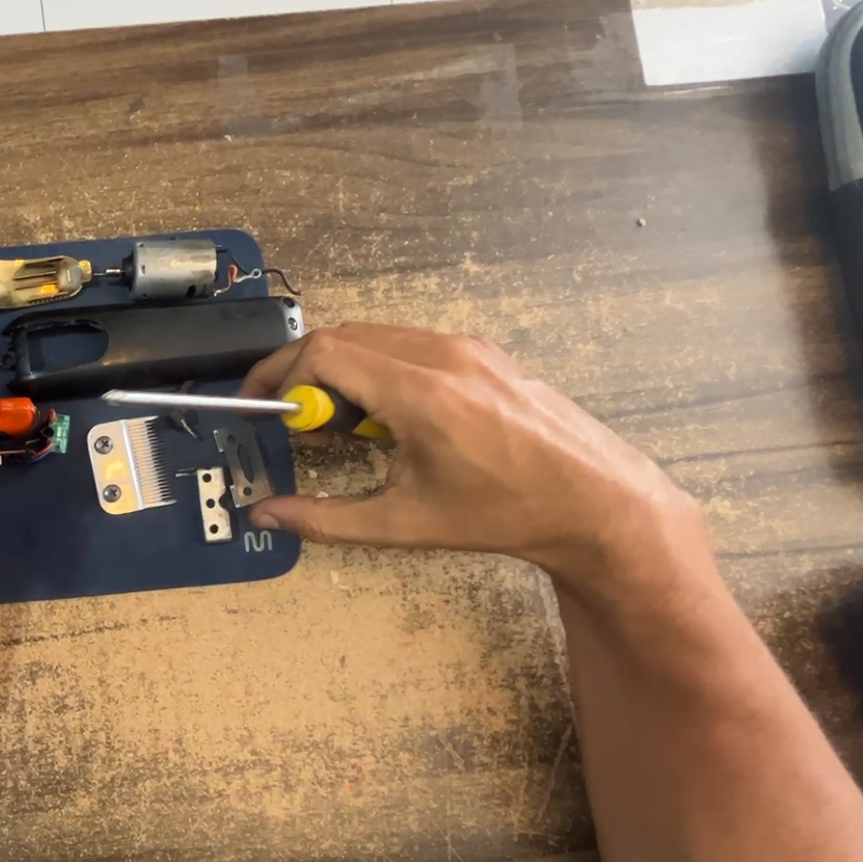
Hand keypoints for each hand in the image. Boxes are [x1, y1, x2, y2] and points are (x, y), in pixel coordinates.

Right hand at [238, 322, 703, 594]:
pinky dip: (371, 370)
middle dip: (300, 374)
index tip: (271, 417)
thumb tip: (263, 515)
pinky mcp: (480, 353)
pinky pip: (403, 343)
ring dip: (336, 372)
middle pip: (340, 336)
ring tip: (340, 427)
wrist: (599, 503)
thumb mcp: (400, 525)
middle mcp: (442, 355)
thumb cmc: (500, 515)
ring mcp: (465, 347)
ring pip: (371, 336)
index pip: (324, 353)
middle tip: (293, 422)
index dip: (282, 379)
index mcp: (421, 394)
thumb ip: (321, 518)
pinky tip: (383, 418)